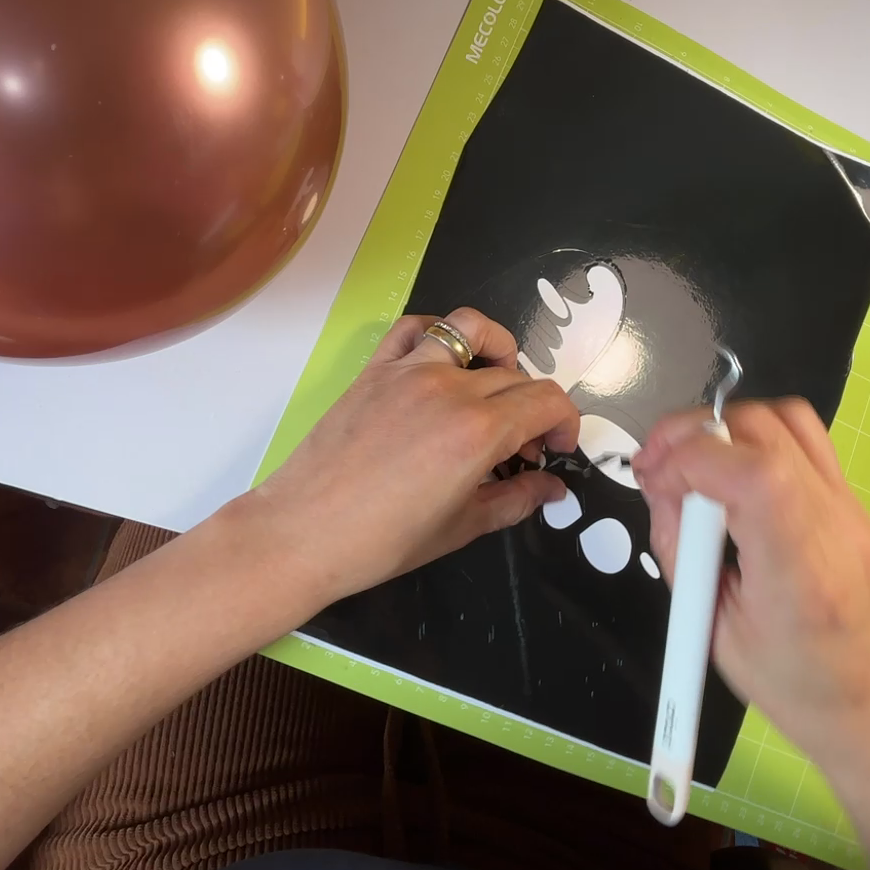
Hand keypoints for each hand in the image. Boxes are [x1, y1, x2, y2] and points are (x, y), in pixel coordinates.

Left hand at [247, 308, 579, 609]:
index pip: (547, 400)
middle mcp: (450, 388)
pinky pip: (414, 327)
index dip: (565, 423)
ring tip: (495, 384)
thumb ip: (516, 499)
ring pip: (471, 330)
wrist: (304, 533)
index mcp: (479, 431)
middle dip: (534, 408)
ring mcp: (409, 370)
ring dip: (498, 350)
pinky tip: (443, 361)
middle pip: (516, 374)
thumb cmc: (385, 542)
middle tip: (521, 447)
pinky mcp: (375, 368)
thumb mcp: (462, 527)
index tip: (556, 449)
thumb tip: (553, 488)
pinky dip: (439, 332)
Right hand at [630, 399, 869, 798]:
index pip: (753, 472)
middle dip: (693, 433)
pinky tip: (728, 471)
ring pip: (786, 418)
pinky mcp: (850, 500)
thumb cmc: (793, 686)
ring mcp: (850, 506)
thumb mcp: (712, 629)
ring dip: (724, 428)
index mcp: (802, 573)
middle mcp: (835, 524)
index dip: (688, 459)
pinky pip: (801, 438)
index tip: (653, 479)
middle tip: (657, 465)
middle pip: (764, 430)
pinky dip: (752, 437)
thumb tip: (660, 485)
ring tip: (691, 462)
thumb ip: (680, 549)